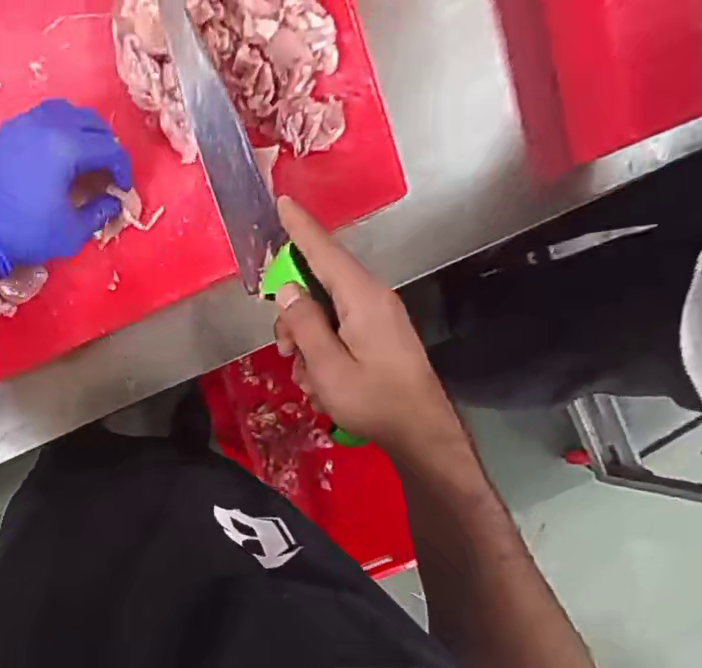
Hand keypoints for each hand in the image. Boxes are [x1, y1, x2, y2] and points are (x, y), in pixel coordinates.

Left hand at [0, 100, 132, 278]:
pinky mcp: (4, 133)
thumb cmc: (26, 233)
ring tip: (82, 161)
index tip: (122, 190)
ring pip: (63, 114)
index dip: (122, 169)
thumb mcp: (70, 232)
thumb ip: (97, 214)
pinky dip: (56, 134)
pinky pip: (39, 121)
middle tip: (106, 173)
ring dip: (80, 134)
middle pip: (89, 122)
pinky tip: (54, 160)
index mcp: (67, 145)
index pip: (109, 147)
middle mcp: (46, 124)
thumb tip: (112, 204)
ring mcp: (21, 124)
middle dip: (105, 146)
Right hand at [270, 197, 462, 463]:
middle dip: (293, 318)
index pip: (325, 253)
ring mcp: (376, 318)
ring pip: (324, 316)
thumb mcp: (327, 366)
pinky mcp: (377, 336)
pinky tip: (324, 384)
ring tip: (312, 381)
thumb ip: (304, 325)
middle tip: (284, 353)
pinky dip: (323, 355)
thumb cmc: (373, 399)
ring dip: (306, 346)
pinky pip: (338, 333)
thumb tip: (286, 289)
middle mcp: (371, 299)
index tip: (282, 203)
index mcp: (361, 299)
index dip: (300, 229)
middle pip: (318, 289)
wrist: (418, 429)